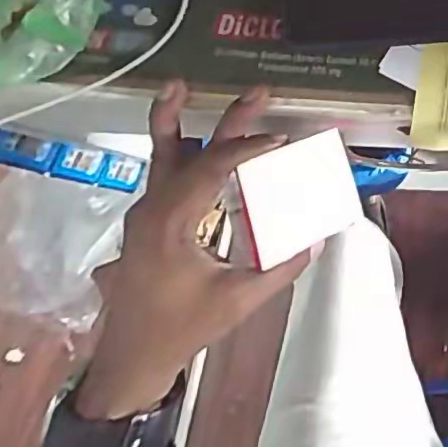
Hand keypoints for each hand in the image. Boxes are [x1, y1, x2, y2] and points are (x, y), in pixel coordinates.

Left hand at [72, 81, 312, 419]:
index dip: (248, 149)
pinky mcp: (149, 218)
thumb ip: (279, 268)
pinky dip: (180, 146)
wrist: (130, 361)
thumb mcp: (237, 300)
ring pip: (161, 154)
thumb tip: (317, 239)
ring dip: (173, 119)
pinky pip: (166, 171)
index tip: (281, 141)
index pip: (212, 168)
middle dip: (226, 119)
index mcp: (171, 223)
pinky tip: (194, 136)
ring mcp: (147, 212)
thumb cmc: (181, 329)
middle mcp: (154, 208)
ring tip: (178, 86)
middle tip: (257, 90)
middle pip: (187, 149)